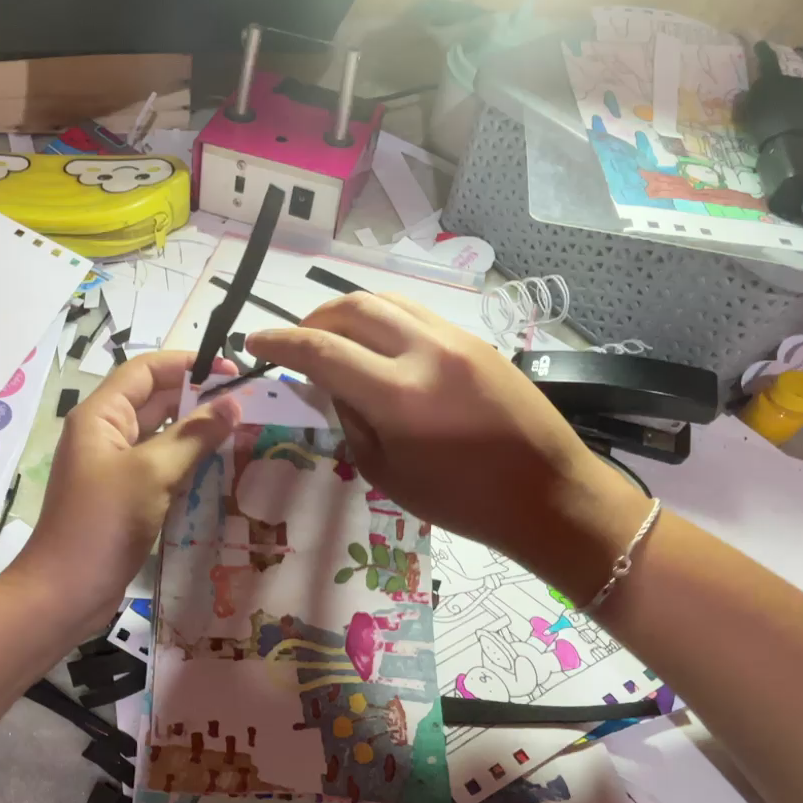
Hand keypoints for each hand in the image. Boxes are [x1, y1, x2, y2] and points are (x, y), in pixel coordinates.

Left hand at [6, 351, 241, 634]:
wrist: (65, 592)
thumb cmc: (103, 524)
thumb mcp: (152, 472)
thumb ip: (193, 435)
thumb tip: (233, 404)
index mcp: (101, 416)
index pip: (146, 371)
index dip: (188, 364)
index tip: (234, 372)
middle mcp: (106, 434)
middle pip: (155, 400)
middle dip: (199, 398)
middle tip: (249, 404)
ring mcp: (115, 468)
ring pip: (162, 436)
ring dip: (197, 433)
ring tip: (243, 432)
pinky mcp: (125, 497)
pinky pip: (161, 468)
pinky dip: (189, 464)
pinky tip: (221, 469)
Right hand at [246, 293, 649, 600]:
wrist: (548, 495)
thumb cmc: (461, 501)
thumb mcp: (386, 471)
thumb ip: (350, 418)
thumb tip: (328, 383)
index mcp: (398, 395)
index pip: (321, 351)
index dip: (280, 343)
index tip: (254, 342)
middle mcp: (426, 351)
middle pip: (353, 308)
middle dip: (313, 318)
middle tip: (294, 341)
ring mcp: (456, 339)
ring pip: (386, 301)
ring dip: (348, 313)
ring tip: (331, 337)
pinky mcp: (475, 341)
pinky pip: (415, 314)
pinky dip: (383, 320)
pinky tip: (375, 345)